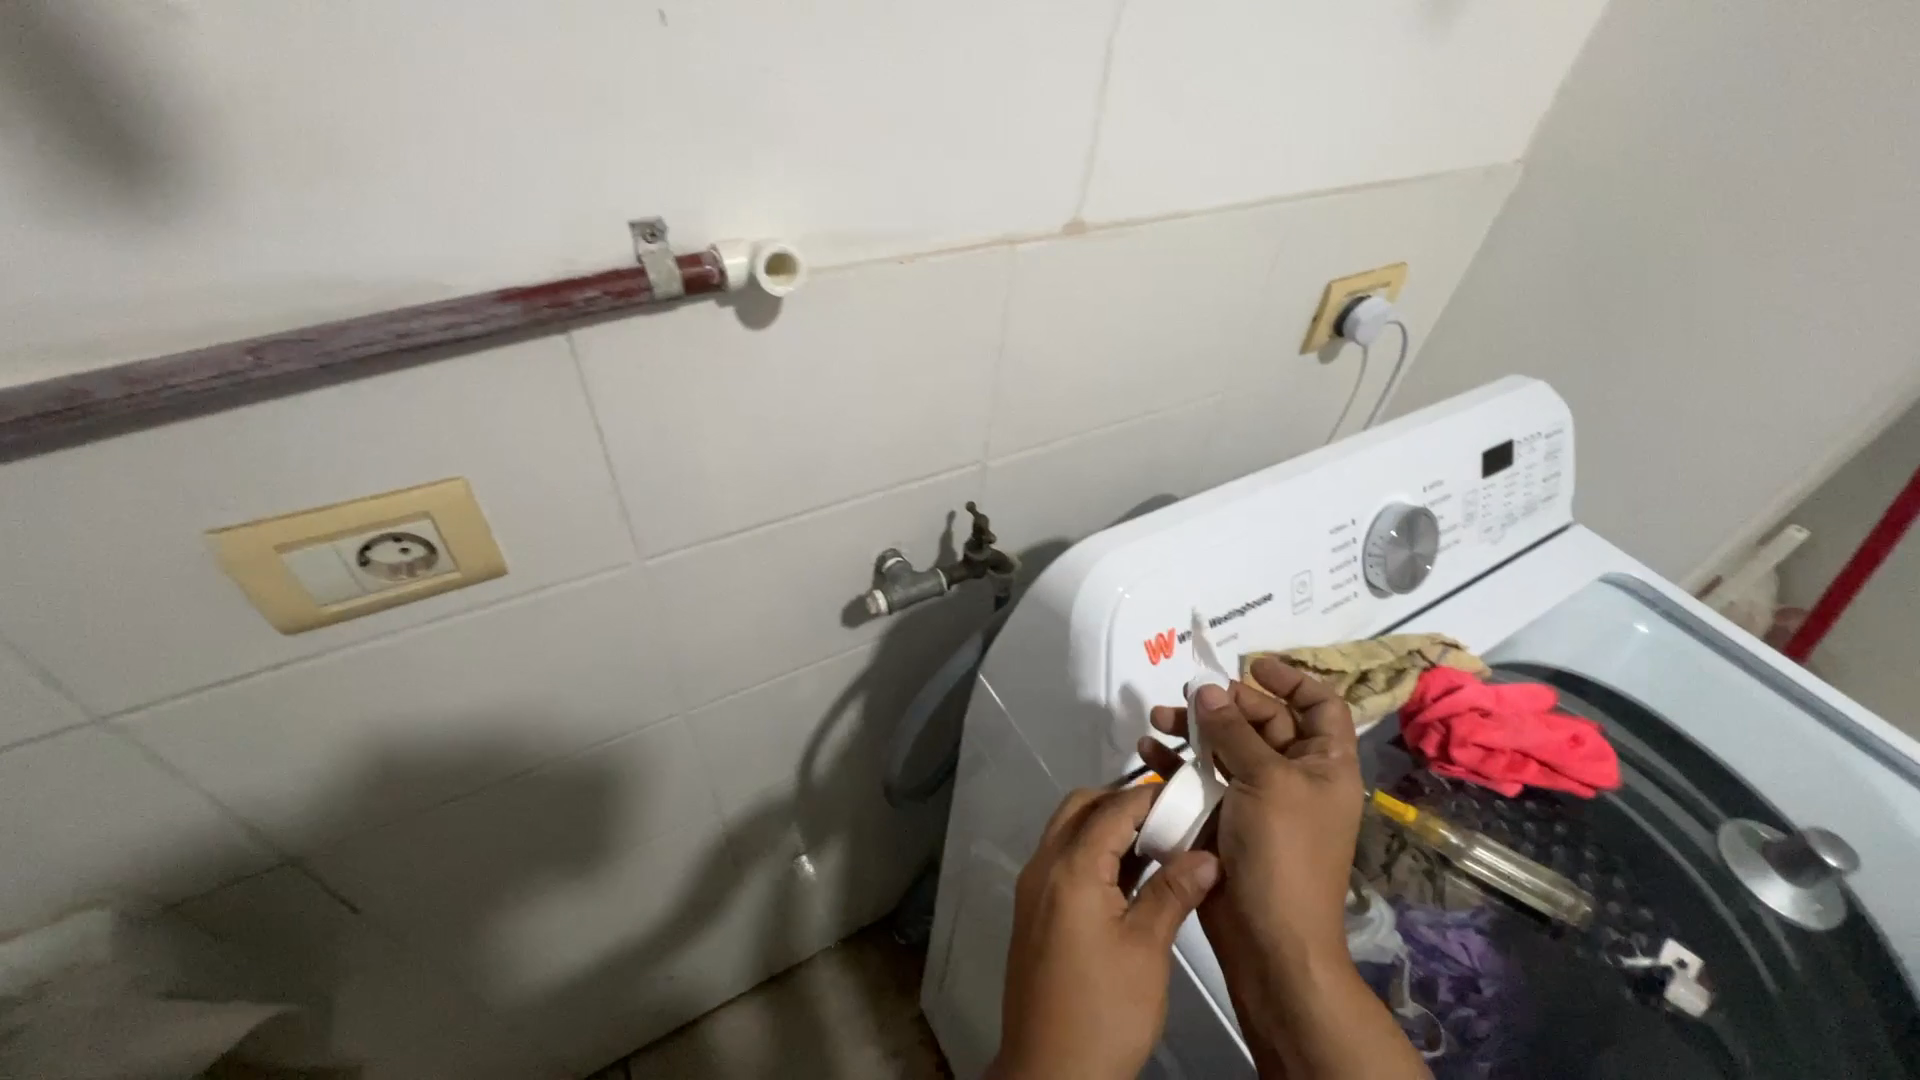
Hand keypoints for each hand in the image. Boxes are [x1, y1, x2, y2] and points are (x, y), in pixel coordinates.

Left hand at [990, 785, 1220, 1079]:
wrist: (1050, 1072)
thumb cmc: (1104, 1010)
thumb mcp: (1147, 950)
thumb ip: (1173, 892)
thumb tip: (1206, 855)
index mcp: (1069, 869)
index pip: (1111, 809)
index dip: (1150, 795)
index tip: (1187, 793)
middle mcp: (1043, 868)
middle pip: (1080, 808)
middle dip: (1122, 803)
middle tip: (1168, 817)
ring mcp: (1034, 890)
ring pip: (1068, 833)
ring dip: (1107, 827)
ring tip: (1158, 841)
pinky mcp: (1035, 913)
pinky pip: (1063, 861)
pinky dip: (1094, 853)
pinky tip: (1132, 874)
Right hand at [1141, 659, 1426, 1079]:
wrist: (1267, 937)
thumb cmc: (1283, 852)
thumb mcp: (1265, 781)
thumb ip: (1233, 730)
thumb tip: (1208, 688)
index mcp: (1323, 764)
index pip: (1319, 705)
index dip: (1291, 680)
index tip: (1252, 665)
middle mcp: (1292, 775)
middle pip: (1260, 721)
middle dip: (1223, 703)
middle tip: (1186, 695)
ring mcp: (1255, 798)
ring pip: (1223, 747)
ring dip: (1192, 729)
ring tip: (1157, 718)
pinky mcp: (1221, 817)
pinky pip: (1198, 778)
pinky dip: (1175, 762)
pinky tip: (1149, 751)